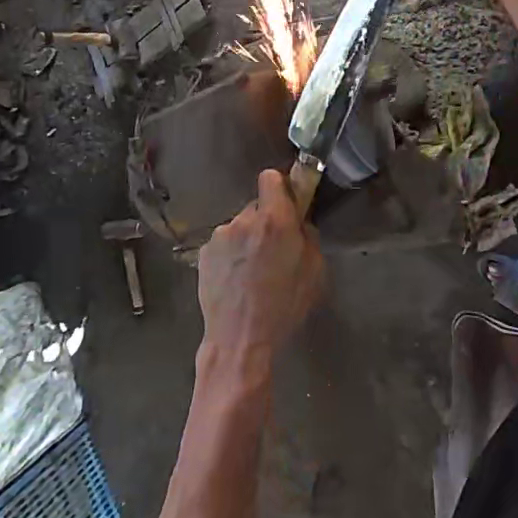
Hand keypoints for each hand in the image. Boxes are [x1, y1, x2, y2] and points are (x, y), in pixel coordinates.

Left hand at [196, 170, 324, 359]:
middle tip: (274, 248)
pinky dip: (231, 254)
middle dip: (266, 220)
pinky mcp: (203, 254)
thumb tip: (299, 222)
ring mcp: (220, 236)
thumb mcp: (314, 269)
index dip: (280, 187)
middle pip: (257, 206)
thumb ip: (307, 235)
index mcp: (275, 219)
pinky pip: (224, 244)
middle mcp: (244, 219)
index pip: (270, 177)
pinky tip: (236, 279)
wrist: (240, 339)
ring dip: (247, 238)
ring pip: (240, 226)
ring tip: (252, 270)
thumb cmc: (284, 305)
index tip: (287, 204)